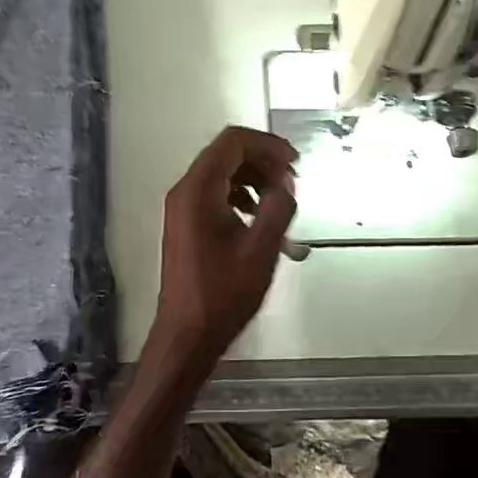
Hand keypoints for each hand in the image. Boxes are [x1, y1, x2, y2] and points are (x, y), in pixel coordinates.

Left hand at [145, 127, 298, 388]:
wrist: (187, 335)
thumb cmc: (223, 293)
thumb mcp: (262, 248)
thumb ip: (278, 206)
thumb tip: (286, 182)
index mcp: (198, 190)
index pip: (233, 142)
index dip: (268, 144)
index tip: (295, 161)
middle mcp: (184, 192)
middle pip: (226, 153)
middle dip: (263, 159)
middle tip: (292, 179)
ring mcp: (182, 208)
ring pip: (221, 173)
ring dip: (254, 177)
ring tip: (280, 198)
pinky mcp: (186, 224)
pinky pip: (215, 193)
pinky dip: (241, 194)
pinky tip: (259, 216)